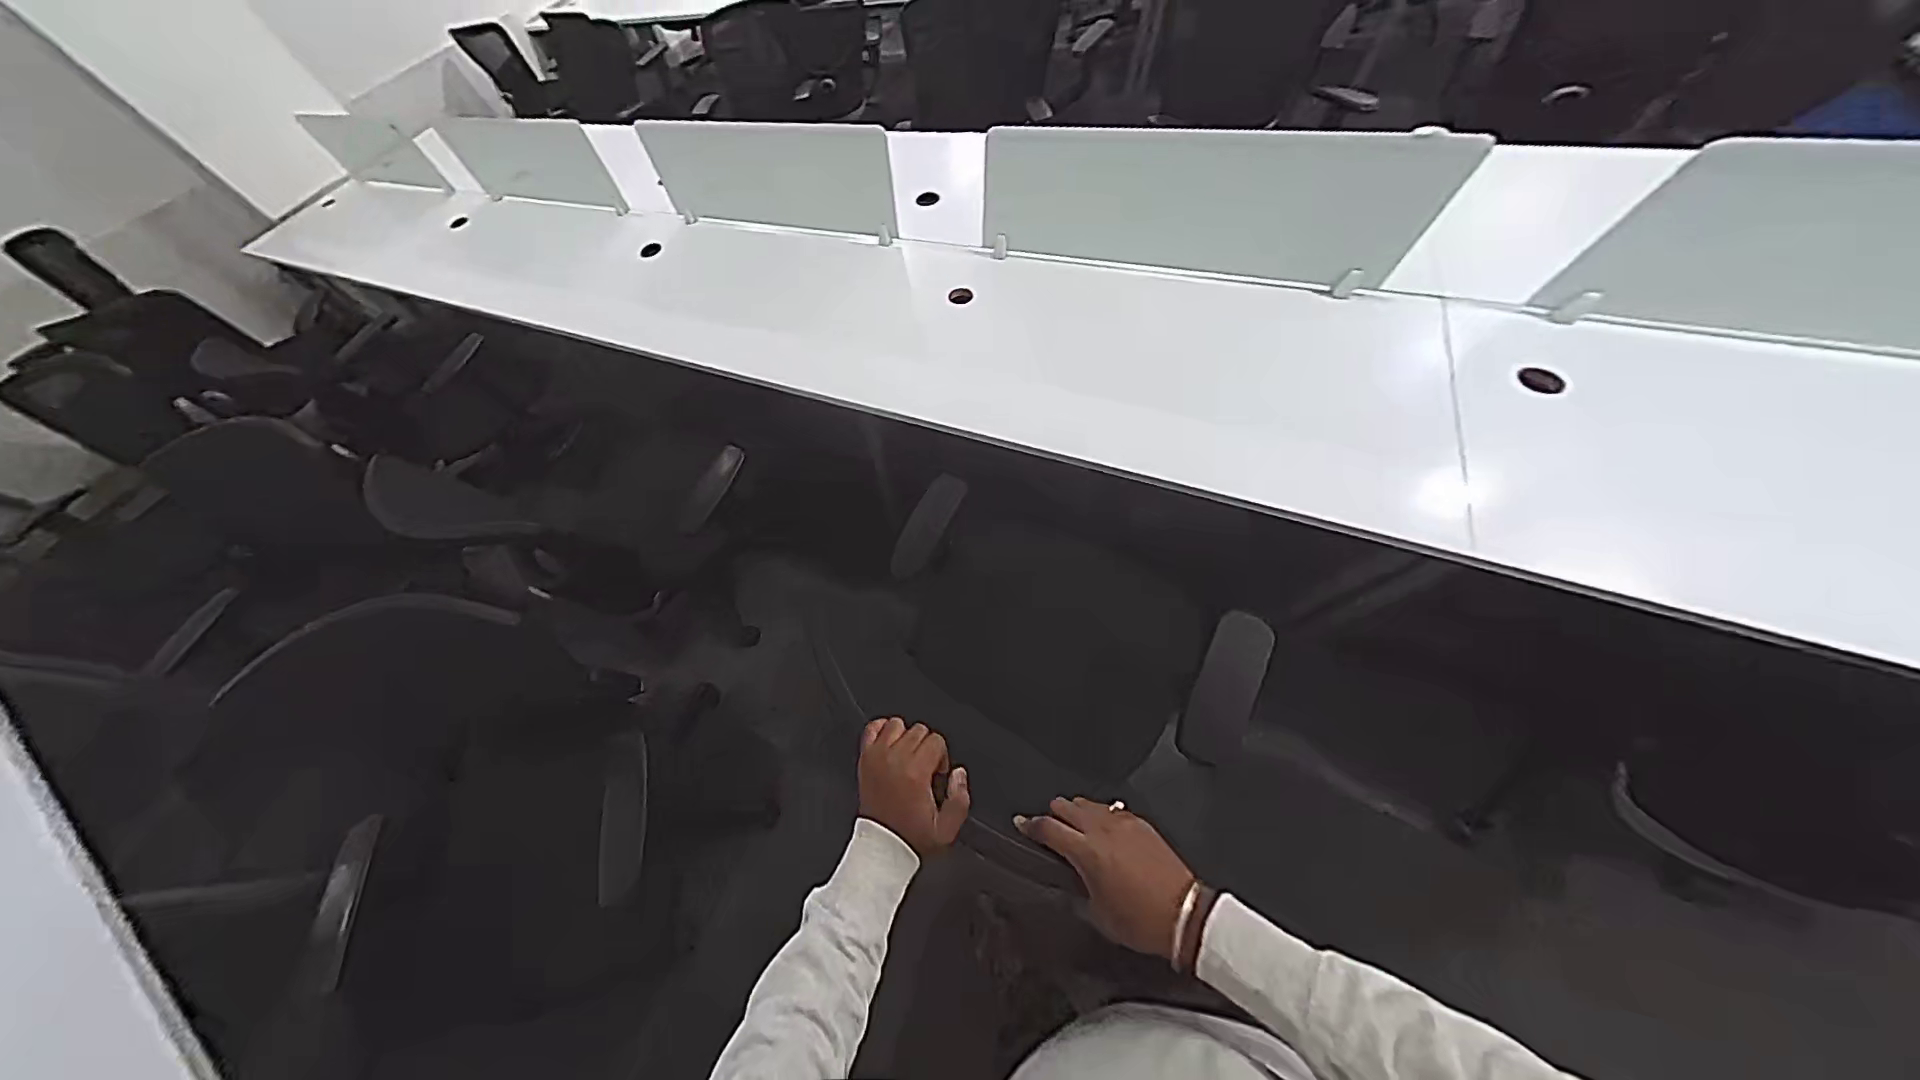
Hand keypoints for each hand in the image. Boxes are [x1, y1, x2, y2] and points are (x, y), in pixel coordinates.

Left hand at [858, 717, 969, 857]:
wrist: (881, 846)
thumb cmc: (910, 837)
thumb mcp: (946, 828)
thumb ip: (960, 798)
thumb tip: (959, 774)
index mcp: (915, 773)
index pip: (936, 740)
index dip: (942, 756)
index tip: (937, 774)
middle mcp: (895, 760)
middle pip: (918, 730)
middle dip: (926, 747)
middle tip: (924, 769)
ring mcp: (876, 757)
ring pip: (897, 724)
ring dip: (905, 737)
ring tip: (907, 757)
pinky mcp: (864, 758)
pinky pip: (873, 728)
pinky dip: (882, 730)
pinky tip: (890, 745)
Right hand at [1016, 797, 1194, 960]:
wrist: (1185, 916)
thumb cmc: (1142, 921)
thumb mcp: (1097, 914)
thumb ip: (1076, 890)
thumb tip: (1068, 882)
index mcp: (1086, 852)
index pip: (1048, 827)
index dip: (1030, 825)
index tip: (1022, 824)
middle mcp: (1103, 830)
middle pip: (1065, 806)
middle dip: (1052, 814)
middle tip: (1047, 825)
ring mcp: (1123, 823)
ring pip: (1088, 803)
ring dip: (1076, 811)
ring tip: (1074, 824)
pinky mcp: (1142, 824)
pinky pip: (1112, 809)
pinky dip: (1101, 815)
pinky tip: (1103, 828)